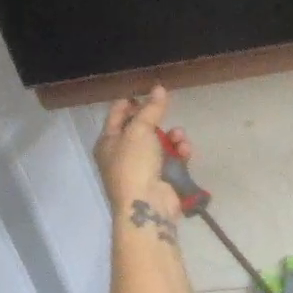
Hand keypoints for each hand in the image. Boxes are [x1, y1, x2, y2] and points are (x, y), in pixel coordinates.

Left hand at [94, 86, 192, 216]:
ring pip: (160, 143)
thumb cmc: (134, 163)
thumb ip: (151, 108)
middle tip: (167, 109)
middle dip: (156, 119)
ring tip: (180, 136)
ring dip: (172, 137)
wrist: (146, 205)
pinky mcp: (161, 178)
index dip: (130, 101)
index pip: (116, 115)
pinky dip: (179, 153)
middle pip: (140, 129)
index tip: (147, 91)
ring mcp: (142, 168)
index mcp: (108, 142)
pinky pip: (172, 159)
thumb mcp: (139, 130)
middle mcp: (122, 155)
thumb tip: (159, 88)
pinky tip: (185, 150)